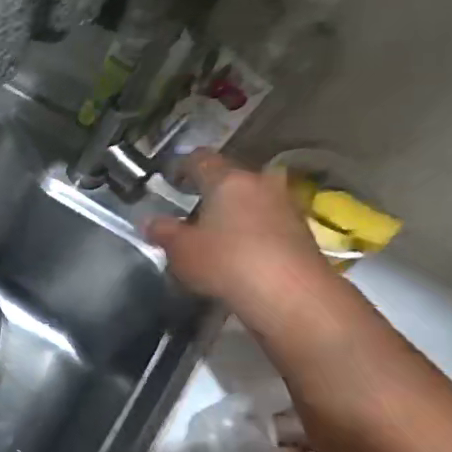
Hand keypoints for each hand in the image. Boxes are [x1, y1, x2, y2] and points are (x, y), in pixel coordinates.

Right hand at [143, 150, 332, 306]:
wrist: (288, 292)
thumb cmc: (225, 262)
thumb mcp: (181, 251)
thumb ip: (163, 232)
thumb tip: (149, 221)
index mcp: (227, 180)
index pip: (201, 159)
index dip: (182, 167)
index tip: (171, 180)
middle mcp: (260, 182)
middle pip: (231, 179)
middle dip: (213, 193)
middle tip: (194, 214)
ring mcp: (285, 204)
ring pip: (253, 199)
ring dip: (236, 213)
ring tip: (218, 237)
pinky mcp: (301, 229)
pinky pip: (269, 222)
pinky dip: (254, 232)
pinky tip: (242, 255)